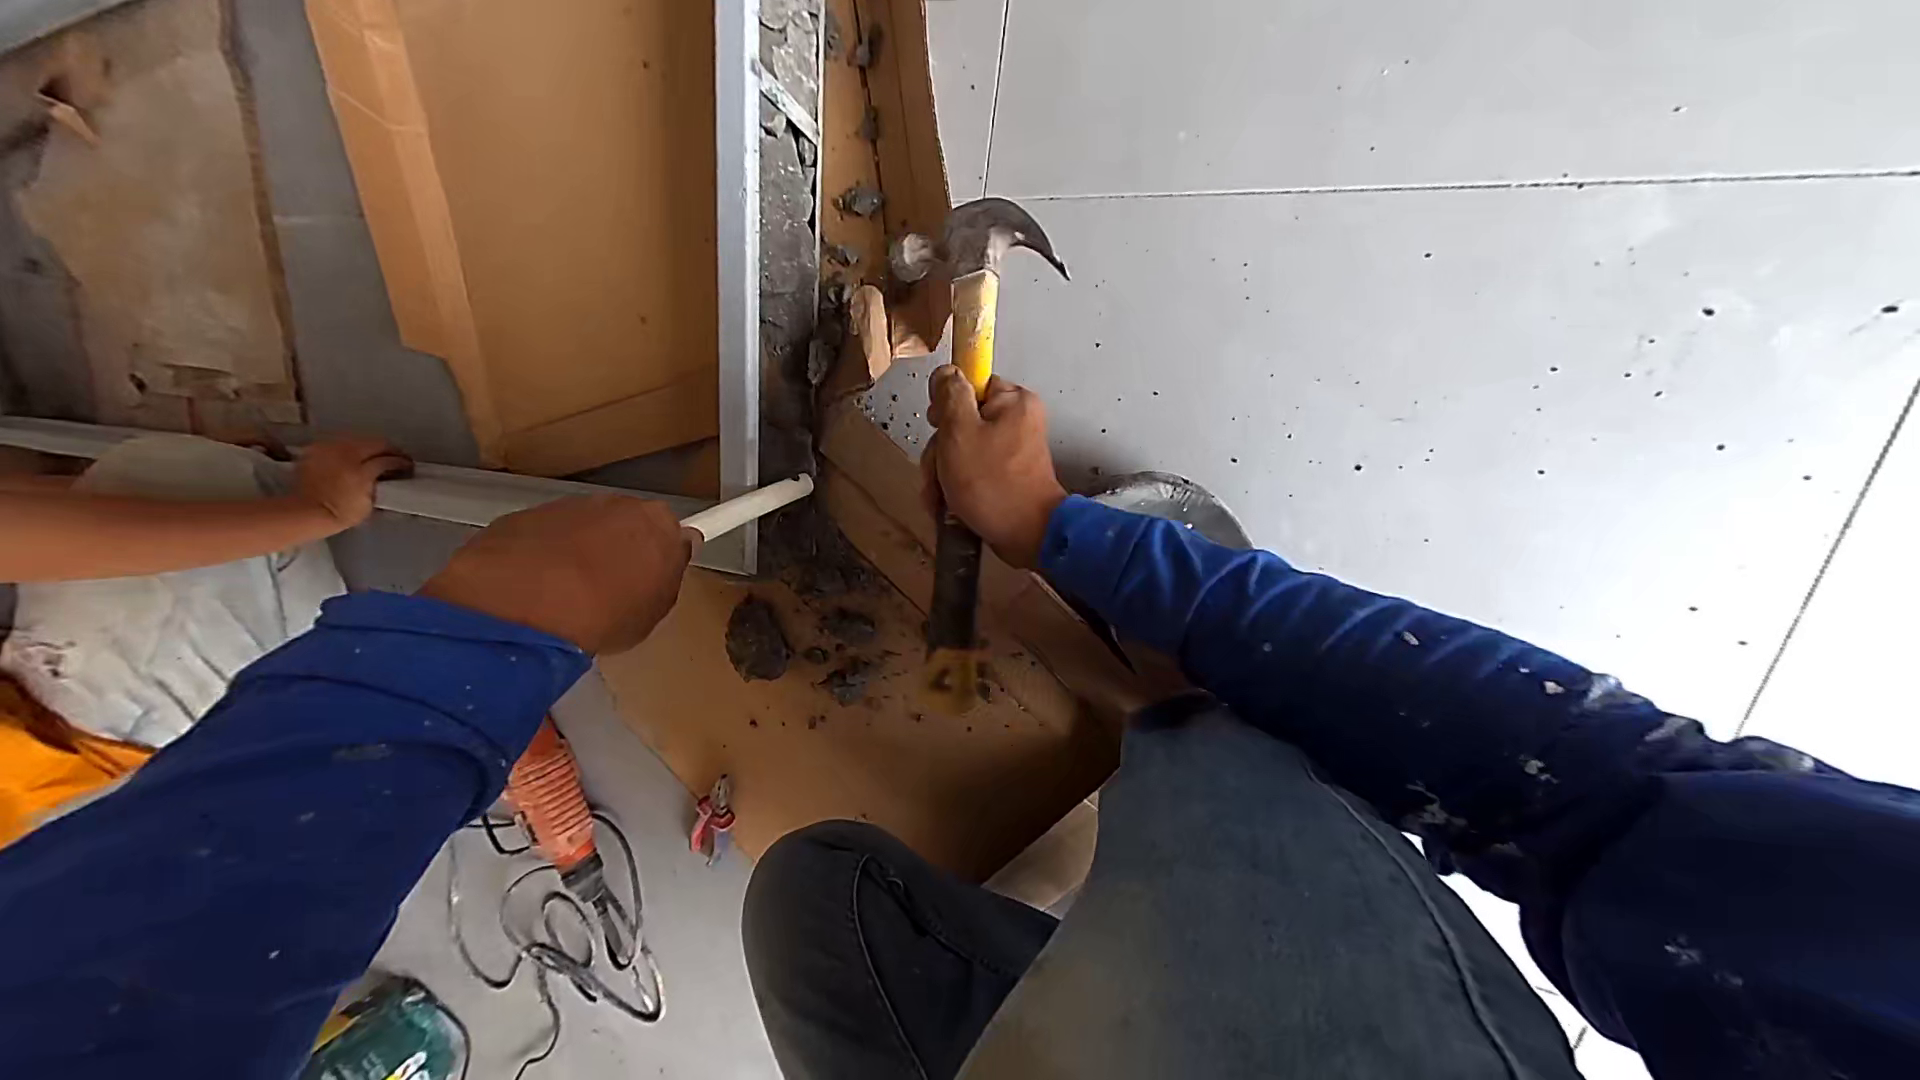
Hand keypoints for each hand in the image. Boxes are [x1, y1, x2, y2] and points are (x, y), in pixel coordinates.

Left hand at [296, 436, 412, 528]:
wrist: (306, 512)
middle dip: (388, 450)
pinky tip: (354, 457)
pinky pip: (338, 443)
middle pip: (374, 443)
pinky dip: (350, 448)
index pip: (388, 458)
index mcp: (361, 468)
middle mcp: (343, 453)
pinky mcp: (314, 451)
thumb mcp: (371, 499)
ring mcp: (326, 450)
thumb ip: (380, 479)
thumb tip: (390, 471)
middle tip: (397, 458)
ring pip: (356, 440)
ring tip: (376, 457)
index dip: (402, 461)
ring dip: (370, 447)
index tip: (409, 466)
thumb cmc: (344, 511)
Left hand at [419, 495, 697, 654]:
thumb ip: (667, 576)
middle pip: (626, 523)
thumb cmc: (606, 612)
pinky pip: (542, 536)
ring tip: (569, 596)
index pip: (673, 531)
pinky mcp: (521, 516)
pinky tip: (536, 590)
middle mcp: (616, 503)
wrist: (523, 607)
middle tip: (614, 589)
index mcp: (659, 521)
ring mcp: (566, 506)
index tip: (656, 572)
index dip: (665, 553)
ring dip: (579, 552)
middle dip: (621, 549)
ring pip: (583, 527)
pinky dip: (541, 556)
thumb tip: (669, 560)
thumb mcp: (656, 608)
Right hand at [921, 365, 1066, 568]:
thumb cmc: (994, 486)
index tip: (938, 426)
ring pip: (960, 448)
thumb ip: (950, 396)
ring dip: (942, 473)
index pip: (967, 384)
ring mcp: (1011, 449)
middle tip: (939, 471)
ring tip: (940, 496)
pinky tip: (946, 505)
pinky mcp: (1005, 474)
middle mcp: (1016, 420)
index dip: (946, 405)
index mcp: (1012, 402)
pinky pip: (971, 469)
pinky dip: (955, 486)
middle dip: (940, 450)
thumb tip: (946, 373)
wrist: (1027, 536)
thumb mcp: (960, 433)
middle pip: (960, 420)